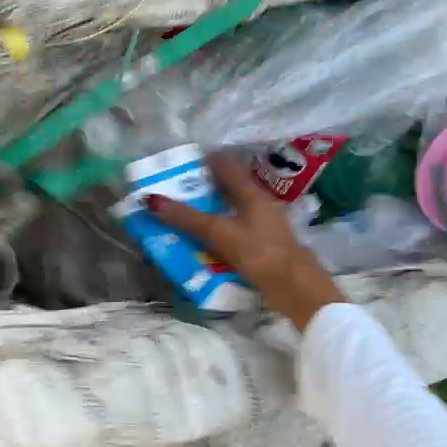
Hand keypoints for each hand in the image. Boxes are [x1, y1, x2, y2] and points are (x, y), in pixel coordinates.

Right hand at [144, 153, 344, 329]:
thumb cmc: (258, 253)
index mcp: (252, 192)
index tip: (183, 163)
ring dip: (212, 209)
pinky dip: (221, 229)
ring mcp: (264, 224)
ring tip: (186, 214)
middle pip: (230, 187)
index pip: (226, 165)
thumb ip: (187, 218)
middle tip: (177, 190)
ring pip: (233, 209)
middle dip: (205, 187)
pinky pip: (237, 229)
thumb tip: (152, 200)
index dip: (206, 160)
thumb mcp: (218, 233)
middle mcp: (260, 203)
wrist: (294, 286)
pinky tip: (207, 239)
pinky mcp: (265, 244)